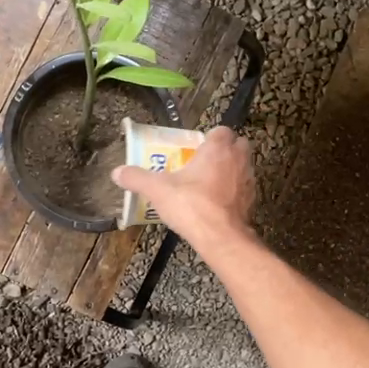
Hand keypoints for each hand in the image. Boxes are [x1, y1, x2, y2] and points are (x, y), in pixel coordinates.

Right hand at [111, 126, 255, 254]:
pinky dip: (234, 192)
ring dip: (230, 170)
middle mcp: (238, 159)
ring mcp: (248, 180)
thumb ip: (137, 178)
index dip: (210, 137)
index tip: (196, 148)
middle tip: (204, 163)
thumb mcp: (158, 190)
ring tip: (210, 183)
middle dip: (224, 151)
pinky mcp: (252, 200)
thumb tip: (116, 172)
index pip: (221, 130)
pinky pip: (243, 189)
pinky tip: (217, 203)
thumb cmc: (191, 205)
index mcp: (217, 149)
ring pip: (243, 166)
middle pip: (237, 145)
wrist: (220, 237)